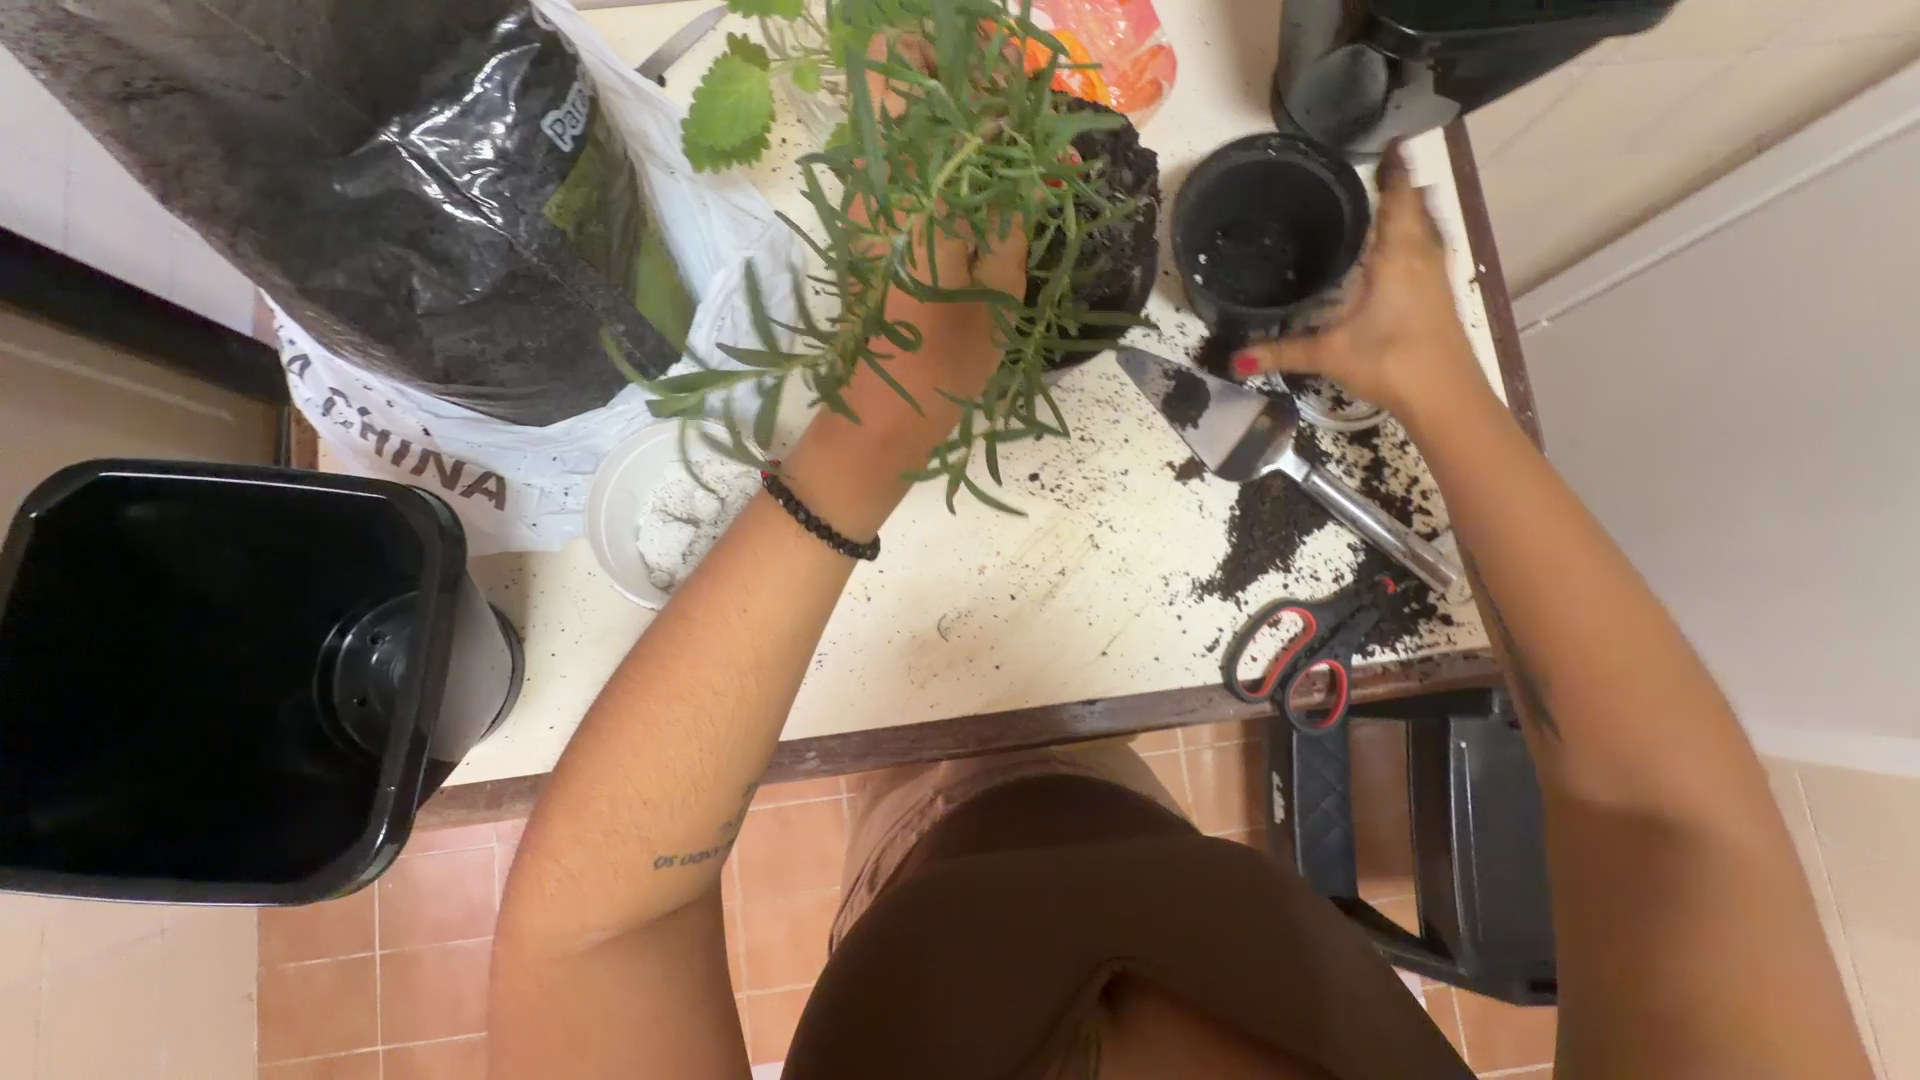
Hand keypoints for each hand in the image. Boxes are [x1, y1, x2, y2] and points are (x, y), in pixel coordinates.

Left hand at [782, 34, 1029, 536]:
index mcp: (912, 193)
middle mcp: (877, 184)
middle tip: (1008, 98)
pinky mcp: (866, 228)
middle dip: (956, 71)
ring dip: (946, 107)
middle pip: (896, 82)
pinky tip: (977, 170)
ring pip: (894, 119)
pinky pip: (896, 161)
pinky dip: (935, 147)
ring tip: (1001, 130)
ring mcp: (865, 205)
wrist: (880, 418)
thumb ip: (1014, 212)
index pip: (926, 87)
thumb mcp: (999, 291)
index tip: (1020, 85)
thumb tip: (1039, 159)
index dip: (976, 68)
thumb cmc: (945, 366)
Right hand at [1232, 143, 1484, 417]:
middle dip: (1405, 187)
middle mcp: (1421, 258)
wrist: (1445, 395)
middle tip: (1389, 167)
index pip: (1397, 201)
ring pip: (1430, 230)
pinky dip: (1420, 240)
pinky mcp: (1443, 298)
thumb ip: (1282, 352)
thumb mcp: (1329, 355)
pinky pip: (1432, 253)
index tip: (1392, 144)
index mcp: (1395, 257)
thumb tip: (1236, 359)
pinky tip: (1408, 254)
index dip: (1394, 172)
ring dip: (1417, 212)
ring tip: (1402, 200)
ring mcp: (1437, 277)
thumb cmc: (1390, 361)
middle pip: (1418, 209)